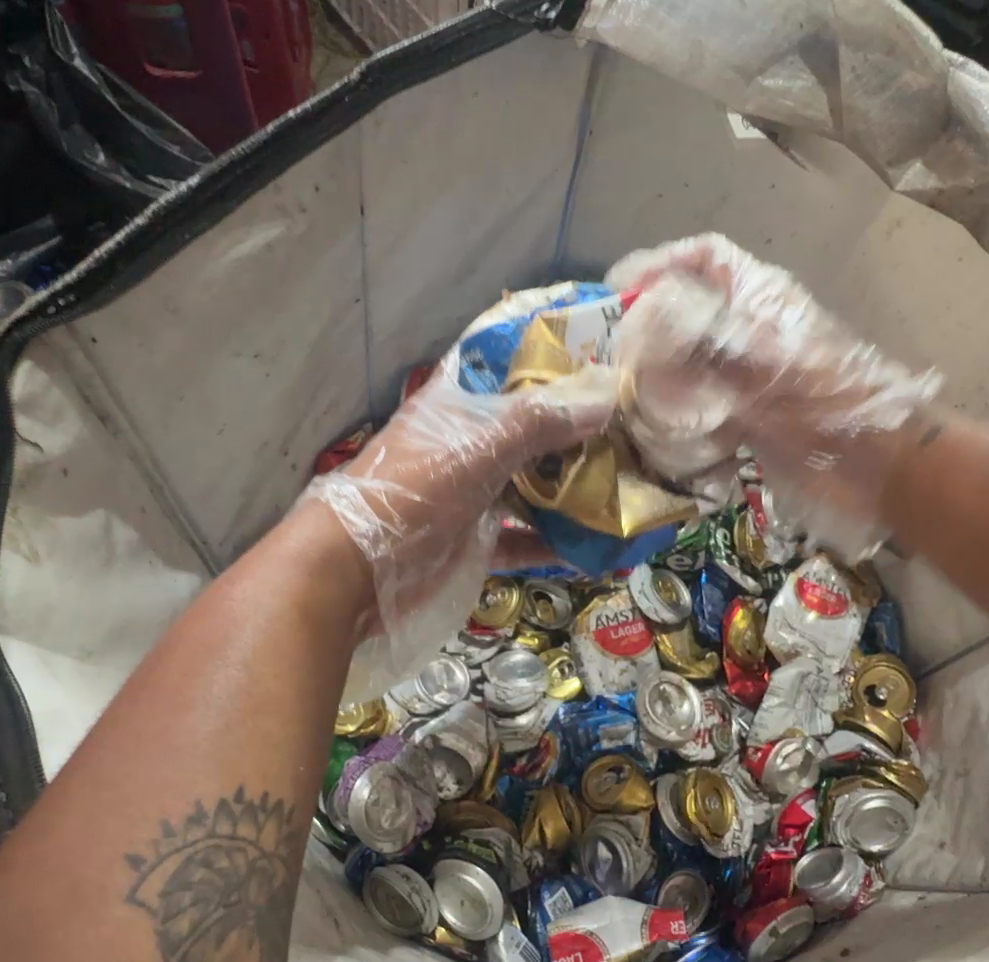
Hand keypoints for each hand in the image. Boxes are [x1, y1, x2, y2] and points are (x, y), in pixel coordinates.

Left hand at [306, 364, 615, 700]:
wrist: (353, 572)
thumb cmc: (412, 491)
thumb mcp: (476, 448)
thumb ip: (538, 424)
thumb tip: (603, 401)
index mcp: (459, 407)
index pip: (510, 370)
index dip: (552, 364)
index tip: (604, 363)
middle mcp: (466, 446)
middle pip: (531, 434)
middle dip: (578, 437)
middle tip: (634, 437)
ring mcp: (469, 496)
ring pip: (530, 486)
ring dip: (572, 493)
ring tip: (626, 491)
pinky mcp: (472, 542)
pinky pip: (521, 538)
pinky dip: (554, 545)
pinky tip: (596, 551)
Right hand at [608, 233, 941, 556]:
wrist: (875, 463)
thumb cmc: (825, 400)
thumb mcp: (763, 361)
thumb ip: (701, 342)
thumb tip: (641, 331)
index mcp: (758, 299)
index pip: (703, 258)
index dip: (659, 263)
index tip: (617, 290)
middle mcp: (747, 331)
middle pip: (685, 313)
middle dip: (644, 329)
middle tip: (604, 355)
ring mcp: (745, 376)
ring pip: (685, 365)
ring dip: (654, 380)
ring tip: (619, 397)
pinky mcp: (746, 416)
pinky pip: (697, 410)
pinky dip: (674, 419)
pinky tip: (651, 434)